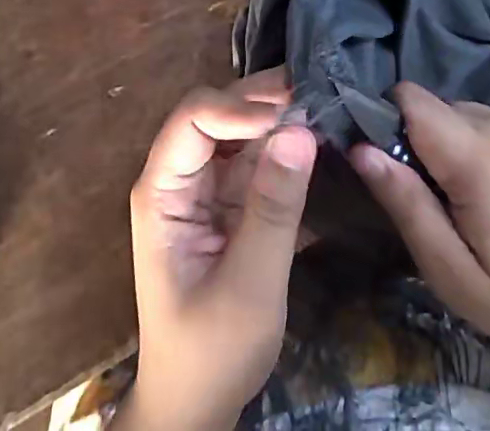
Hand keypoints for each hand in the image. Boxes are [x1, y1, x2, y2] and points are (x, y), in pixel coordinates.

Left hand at [120, 69, 318, 430]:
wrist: (197, 404)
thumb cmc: (211, 352)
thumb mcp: (249, 285)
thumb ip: (274, 208)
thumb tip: (301, 131)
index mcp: (163, 191)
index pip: (193, 120)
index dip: (239, 107)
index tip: (291, 117)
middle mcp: (181, 177)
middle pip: (217, 113)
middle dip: (264, 99)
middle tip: (320, 91)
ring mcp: (207, 188)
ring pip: (241, 129)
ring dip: (280, 115)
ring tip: (327, 103)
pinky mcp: (231, 202)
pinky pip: (258, 158)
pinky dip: (287, 144)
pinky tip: (319, 135)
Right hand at [347, 83, 489, 377]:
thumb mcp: (448, 269)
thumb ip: (404, 202)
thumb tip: (359, 149)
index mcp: (479, 155)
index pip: (409, 100)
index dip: (382, 123)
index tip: (379, 167)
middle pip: (426, 106)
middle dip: (406, 140)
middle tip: (418, 199)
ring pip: (445, 111)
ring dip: (432, 144)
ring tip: (446, 200)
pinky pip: (470, 120)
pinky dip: (456, 145)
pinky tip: (472, 192)